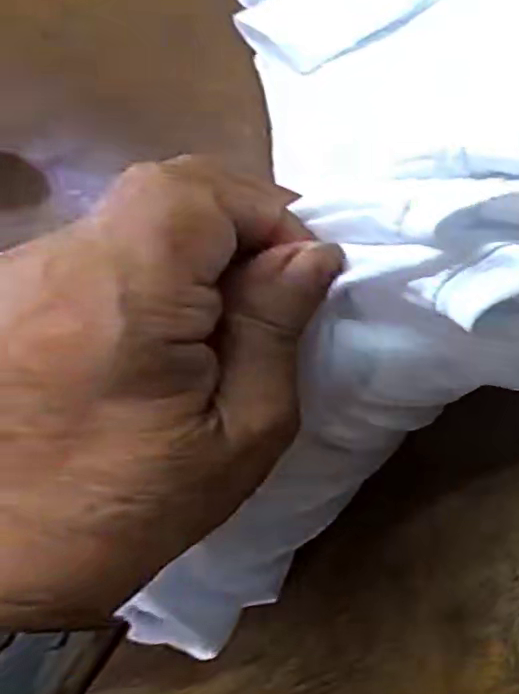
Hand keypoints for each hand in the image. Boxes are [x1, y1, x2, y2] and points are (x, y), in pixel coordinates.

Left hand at [0, 157, 340, 629]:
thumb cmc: (146, 500)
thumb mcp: (253, 422)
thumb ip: (274, 325)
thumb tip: (312, 253)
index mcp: (112, 310)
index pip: (187, 193)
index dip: (264, 212)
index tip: (300, 271)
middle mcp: (39, 278)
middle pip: (160, 195)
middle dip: (245, 228)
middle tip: (282, 292)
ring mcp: (6, 285)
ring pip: (133, 219)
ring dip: (207, 251)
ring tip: (236, 319)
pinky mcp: (0, 300)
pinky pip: (103, 250)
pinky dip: (165, 269)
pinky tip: (182, 328)